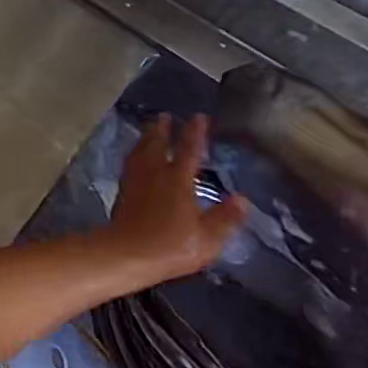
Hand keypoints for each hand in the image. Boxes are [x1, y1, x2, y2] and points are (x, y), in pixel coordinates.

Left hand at [105, 115, 248, 281]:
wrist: (128, 252)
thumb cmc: (171, 246)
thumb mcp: (208, 238)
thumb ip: (225, 217)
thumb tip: (243, 199)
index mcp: (178, 180)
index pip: (189, 150)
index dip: (195, 132)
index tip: (199, 116)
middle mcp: (155, 172)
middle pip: (158, 143)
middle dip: (163, 128)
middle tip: (164, 115)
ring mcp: (136, 179)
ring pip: (141, 150)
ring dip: (146, 136)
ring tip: (149, 128)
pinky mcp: (123, 188)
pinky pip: (130, 161)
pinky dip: (135, 152)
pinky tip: (134, 156)